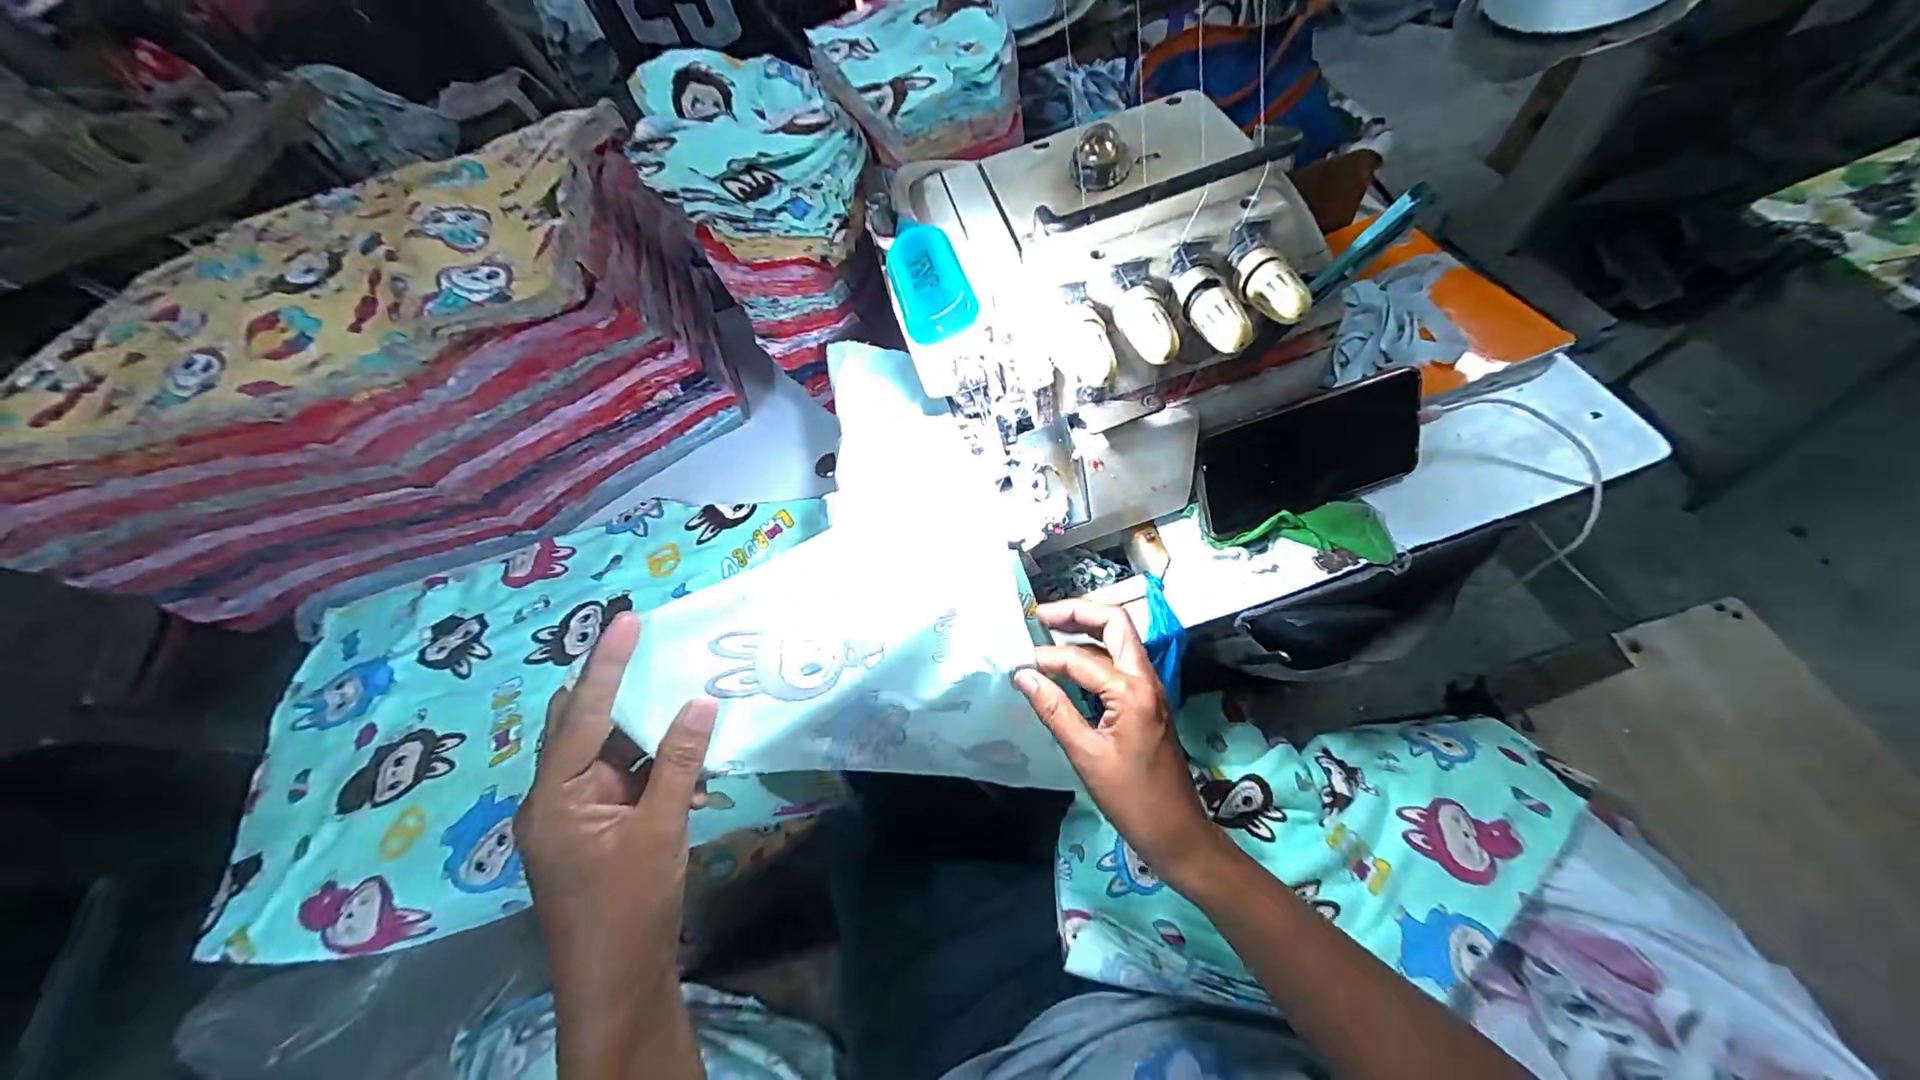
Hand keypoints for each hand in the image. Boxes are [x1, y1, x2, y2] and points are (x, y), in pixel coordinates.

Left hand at [516, 611, 714, 1012]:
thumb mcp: (661, 829)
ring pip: (609, 752)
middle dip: (618, 688)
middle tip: (652, 648)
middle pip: (585, 726)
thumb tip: (700, 703)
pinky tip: (692, 765)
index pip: (583, 715)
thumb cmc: (630, 906)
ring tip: (682, 695)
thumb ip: (679, 762)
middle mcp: (556, 798)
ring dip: (646, 731)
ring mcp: (576, 815)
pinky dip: (655, 765)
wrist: (618, 981)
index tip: (627, 620)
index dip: (608, 665)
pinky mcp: (598, 828)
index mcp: (554, 797)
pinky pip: (625, 779)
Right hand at [1011, 600, 1234, 892]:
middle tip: (1041, 615)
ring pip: (1120, 640)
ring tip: (1050, 630)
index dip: (1046, 657)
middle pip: (1115, 623)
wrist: (1177, 830)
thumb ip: (1054, 710)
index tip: (1019, 664)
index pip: (1081, 658)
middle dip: (1078, 613)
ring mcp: (1150, 688)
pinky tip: (1070, 664)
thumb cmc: (1132, 798)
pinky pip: (1120, 662)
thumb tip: (1023, 676)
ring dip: (1087, 629)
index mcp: (1132, 691)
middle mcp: (1146, 679)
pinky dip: (1094, 652)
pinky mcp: (1147, 701)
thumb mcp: (1086, 755)